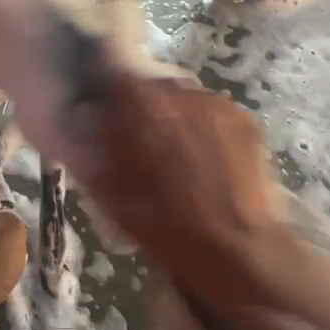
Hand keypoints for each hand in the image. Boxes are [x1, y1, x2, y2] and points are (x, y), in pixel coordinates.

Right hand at [72, 72, 304, 308]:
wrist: (236, 248)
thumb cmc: (164, 223)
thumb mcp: (109, 190)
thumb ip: (91, 147)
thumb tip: (83, 120)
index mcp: (137, 103)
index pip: (113, 81)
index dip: (109, 101)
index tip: (107, 122)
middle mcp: (176, 91)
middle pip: (152, 87)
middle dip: (144, 109)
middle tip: (142, 142)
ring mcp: (216, 103)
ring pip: (185, 99)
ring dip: (176, 116)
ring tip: (178, 153)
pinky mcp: (246, 120)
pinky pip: (215, 114)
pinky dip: (207, 128)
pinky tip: (208, 159)